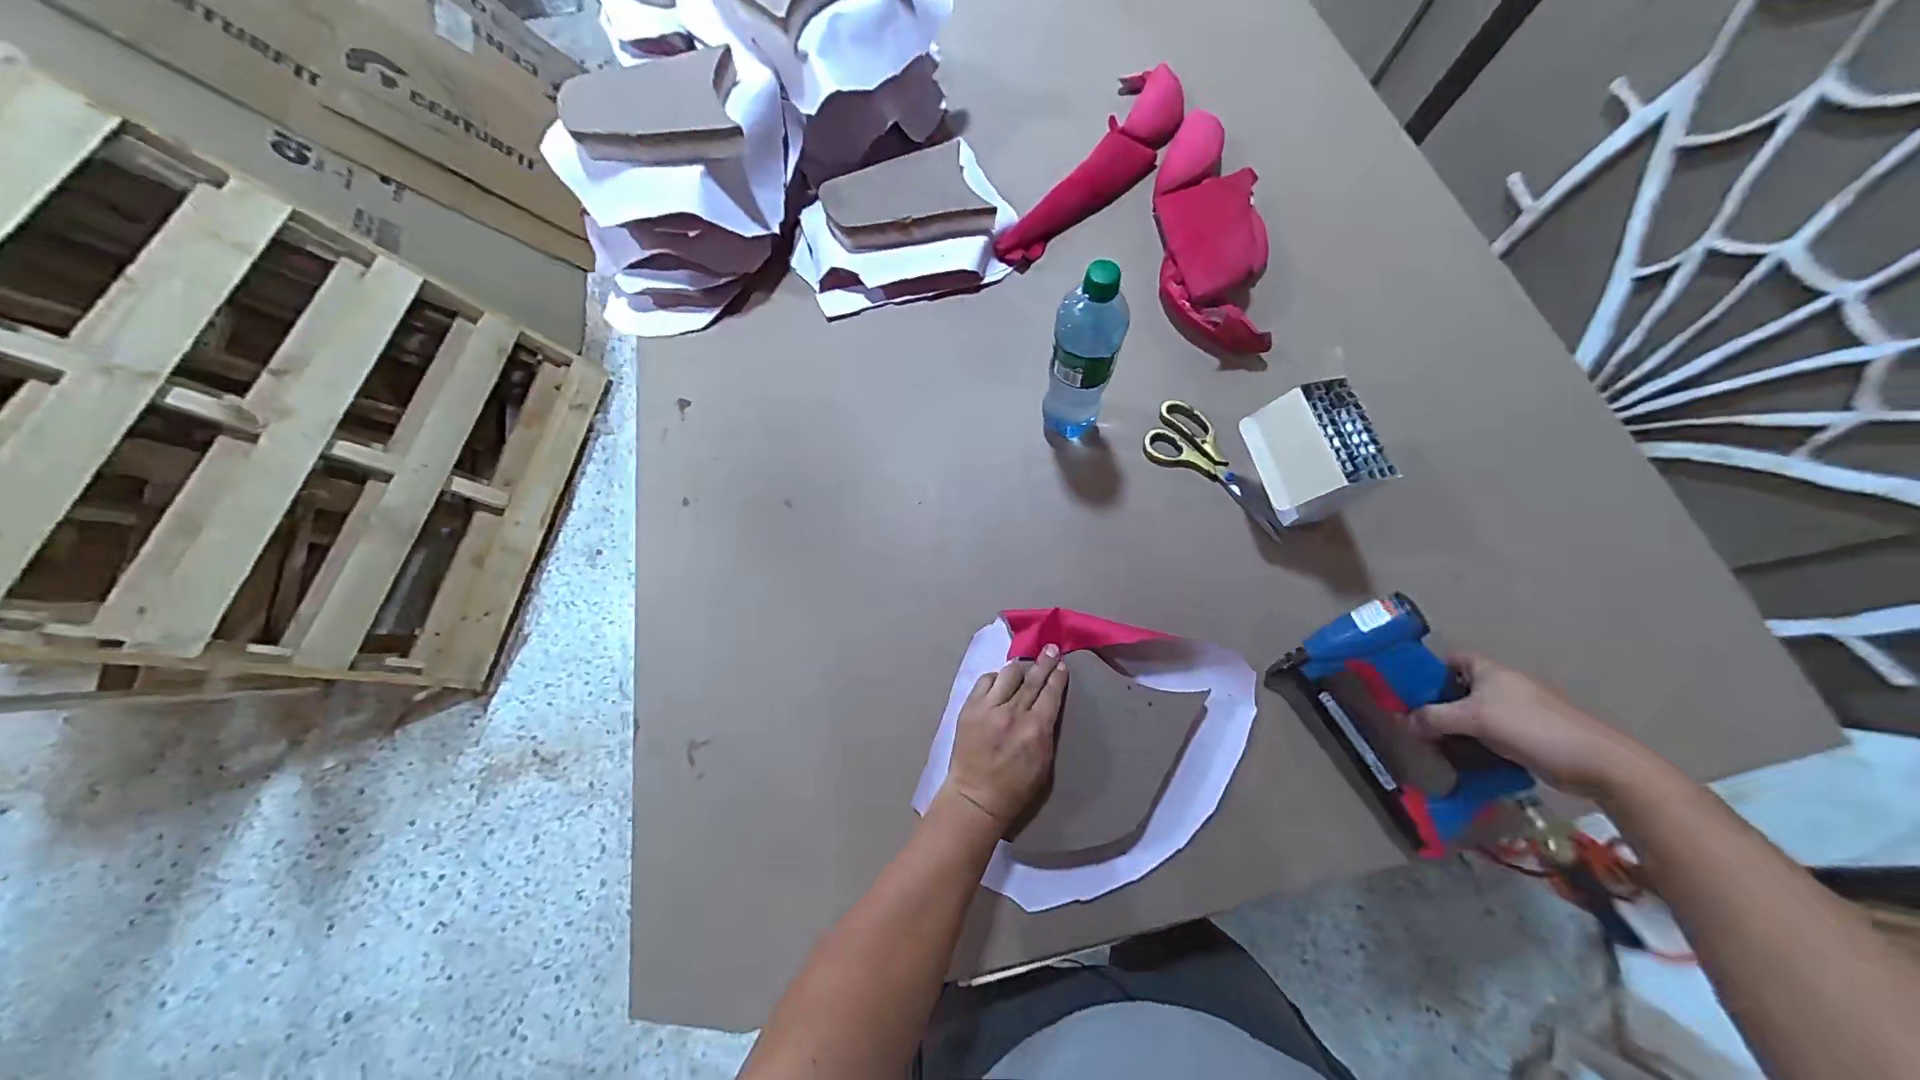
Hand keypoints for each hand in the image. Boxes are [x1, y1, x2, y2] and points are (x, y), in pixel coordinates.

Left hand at [942, 645, 1068, 830]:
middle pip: (1032, 679)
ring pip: (1009, 674)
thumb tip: (1048, 703)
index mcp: (1036, 729)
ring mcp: (988, 708)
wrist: (976, 796)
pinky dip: (996, 677)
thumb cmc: (1016, 786)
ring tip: (1025, 665)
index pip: (1050, 693)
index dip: (1057, 676)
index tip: (1061, 664)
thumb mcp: (1044, 761)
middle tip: (1051, 649)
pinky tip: (1001, 680)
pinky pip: (986, 681)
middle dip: (1044, 662)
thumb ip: (1046, 729)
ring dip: (1020, 668)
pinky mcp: (969, 707)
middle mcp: (1013, 713)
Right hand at [1410, 653, 1657, 799]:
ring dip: (1456, 728)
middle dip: (1438, 704)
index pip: (1451, 658)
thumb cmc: (1532, 728)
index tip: (1408, 690)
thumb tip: (1405, 721)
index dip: (1428, 669)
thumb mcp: (1474, 719)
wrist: (1598, 763)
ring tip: (1435, 744)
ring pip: (1475, 714)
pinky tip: (1464, 758)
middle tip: (1416, 722)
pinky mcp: (1530, 735)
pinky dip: (1476, 744)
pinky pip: (1491, 734)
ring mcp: (1519, 711)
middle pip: (1460, 688)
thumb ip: (1434, 717)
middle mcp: (1504, 685)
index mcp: (1491, 671)